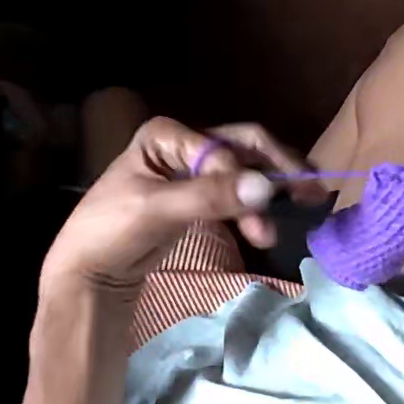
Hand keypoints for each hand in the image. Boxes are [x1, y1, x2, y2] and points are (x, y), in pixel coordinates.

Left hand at [40, 117, 323, 297]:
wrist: (89, 270)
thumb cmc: (111, 231)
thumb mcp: (158, 210)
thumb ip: (210, 197)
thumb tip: (267, 187)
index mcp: (166, 134)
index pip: (223, 147)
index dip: (248, 176)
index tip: (262, 214)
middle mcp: (183, 144)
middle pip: (243, 149)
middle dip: (278, 169)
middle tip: (314, 191)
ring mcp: (192, 170)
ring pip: (244, 171)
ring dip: (270, 190)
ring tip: (302, 209)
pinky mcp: (197, 197)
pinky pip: (234, 194)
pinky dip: (254, 207)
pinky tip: (268, 225)